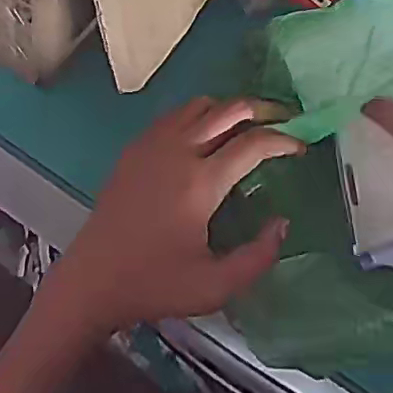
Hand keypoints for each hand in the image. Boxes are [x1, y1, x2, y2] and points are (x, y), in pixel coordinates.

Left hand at [35, 97, 303, 337]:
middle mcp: (179, 150)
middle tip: (284, 120)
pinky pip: (176, 114)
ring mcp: (153, 143)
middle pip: (230, 109)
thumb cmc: (154, 284)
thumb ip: (257, 257)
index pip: (253, 143)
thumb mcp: (214, 287)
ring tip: (248, 126)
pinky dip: (201, 114)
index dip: (284, 140)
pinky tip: (207, 136)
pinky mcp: (136, 146)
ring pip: (202, 104)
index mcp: (200, 182)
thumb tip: (282, 223)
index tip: (301, 146)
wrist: (91, 280)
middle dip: (264, 109)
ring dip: (230, 109)